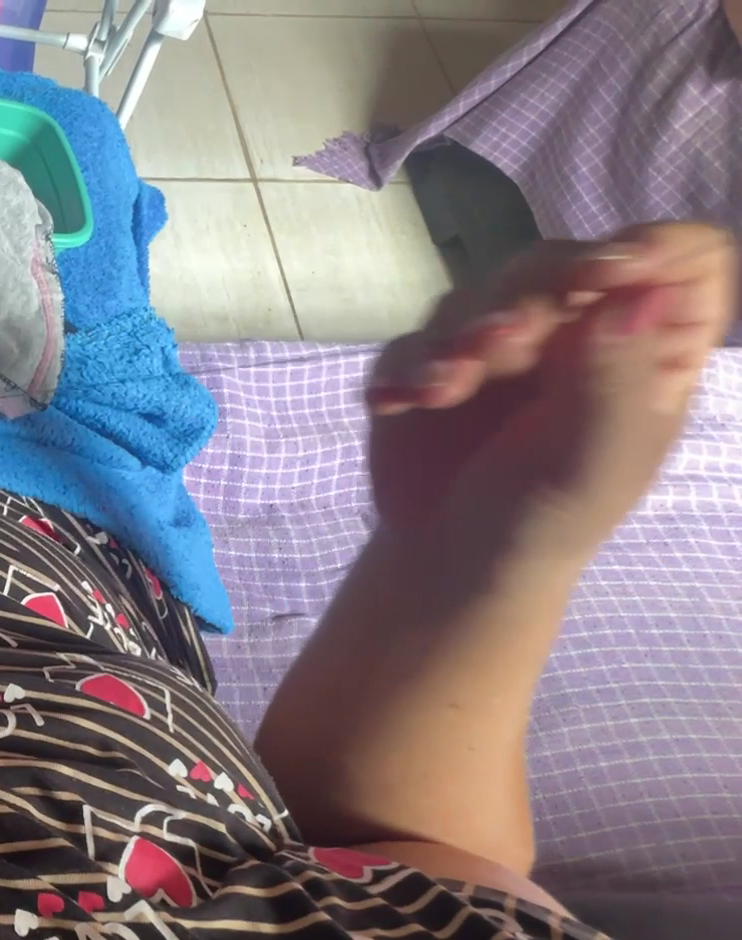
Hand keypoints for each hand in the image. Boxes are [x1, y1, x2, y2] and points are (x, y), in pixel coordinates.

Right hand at [366, 223, 735, 565]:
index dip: (640, 251)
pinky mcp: (420, 374)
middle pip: (554, 266)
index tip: (595, 279)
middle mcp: (569, 336)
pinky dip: (396, 371)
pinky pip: (403, 346)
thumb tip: (631, 294)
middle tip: (491, 346)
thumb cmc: (543, 518)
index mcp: (647, 347)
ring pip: (470, 300)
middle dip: (517, 300)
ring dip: (449, 341)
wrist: (448, 559)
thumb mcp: (595, 461)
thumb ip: (615, 381)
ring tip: (439, 393)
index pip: (675, 259)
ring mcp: (488, 354)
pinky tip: (394, 405)